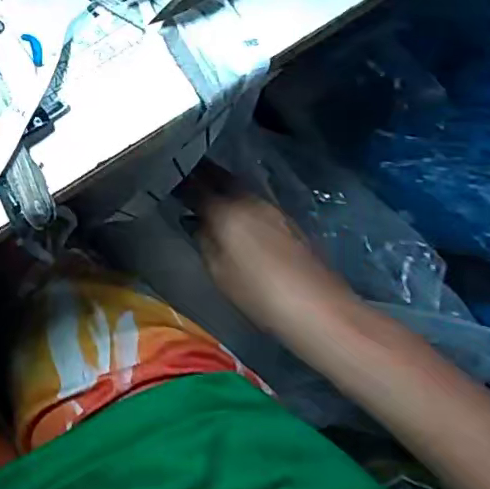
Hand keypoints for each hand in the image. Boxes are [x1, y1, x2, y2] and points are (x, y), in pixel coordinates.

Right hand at [182, 162, 360, 339]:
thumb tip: (197, 223)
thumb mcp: (217, 270)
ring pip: (240, 188)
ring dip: (222, 188)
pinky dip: (240, 203)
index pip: (194, 184)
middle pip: (220, 176)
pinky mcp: (291, 224)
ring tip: (207, 196)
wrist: (324, 314)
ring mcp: (274, 210)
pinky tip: (236, 218)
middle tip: (183, 178)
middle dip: (201, 174)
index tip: (164, 181)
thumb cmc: (260, 294)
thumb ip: (203, 239)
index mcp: (226, 209)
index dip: (178, 181)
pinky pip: (255, 203)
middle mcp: (250, 201)